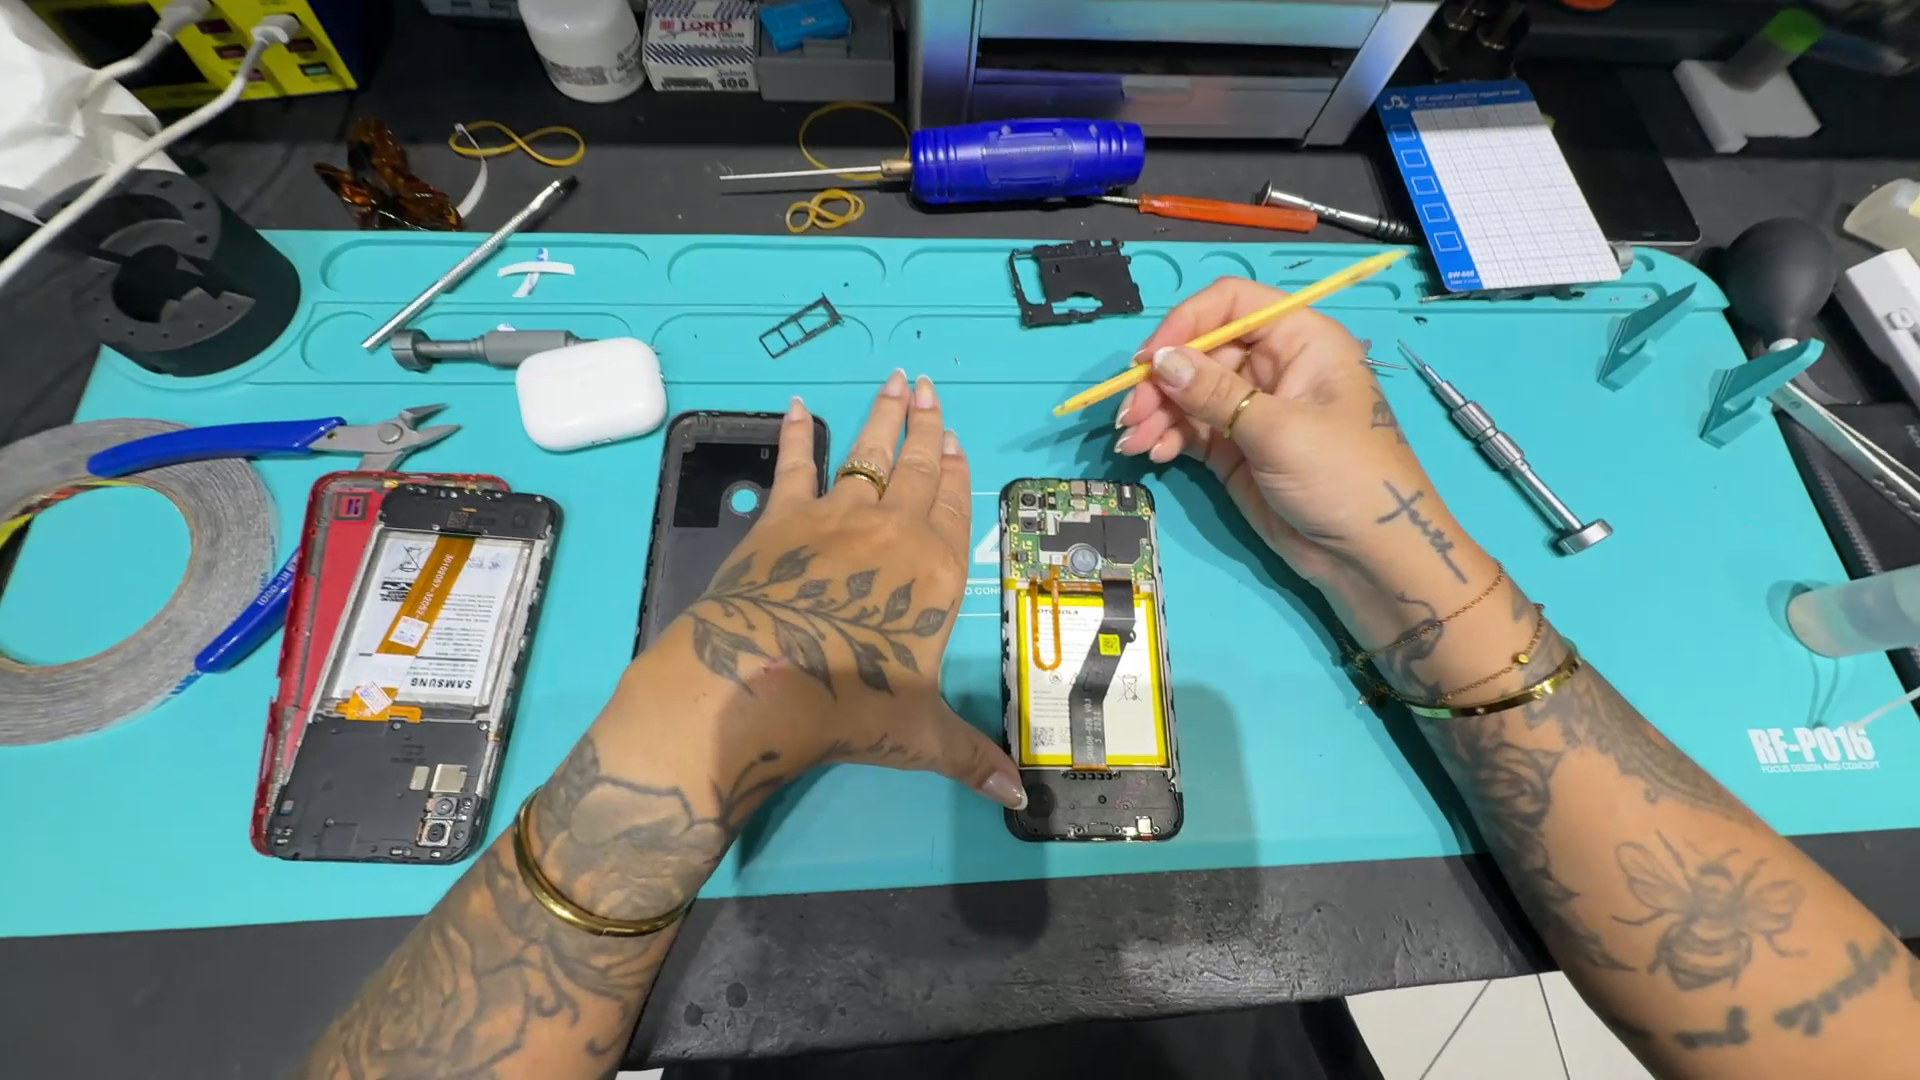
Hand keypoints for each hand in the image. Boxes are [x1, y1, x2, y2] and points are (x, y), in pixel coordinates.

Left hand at [650, 371, 1025, 809]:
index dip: (957, 472)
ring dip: (883, 417)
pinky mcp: (782, 519)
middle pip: (918, 468)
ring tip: (896, 380)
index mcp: (935, 572)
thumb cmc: (849, 707)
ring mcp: (837, 518)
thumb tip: (1021, 798)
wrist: (757, 684)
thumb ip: (971, 756)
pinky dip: (796, 433)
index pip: (954, 507)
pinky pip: (794, 464)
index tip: (957, 438)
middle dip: (927, 427)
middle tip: (930, 388)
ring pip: (869, 454)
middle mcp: (893, 531)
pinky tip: (797, 406)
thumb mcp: (920, 735)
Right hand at [1114, 277, 1462, 586]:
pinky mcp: (1232, 447)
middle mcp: (1271, 368)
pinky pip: (1188, 430)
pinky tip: (1154, 454)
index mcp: (1299, 341)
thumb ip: (1215, 394)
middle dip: (1160, 382)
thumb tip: (1159, 361)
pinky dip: (1166, 438)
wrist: (1365, 555)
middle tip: (1130, 416)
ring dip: (1155, 415)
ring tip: (1133, 443)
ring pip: (1186, 394)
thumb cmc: (1344, 477)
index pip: (1232, 305)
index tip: (1149, 360)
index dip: (1186, 323)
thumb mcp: (1279, 430)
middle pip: (1199, 352)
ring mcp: (1248, 409)